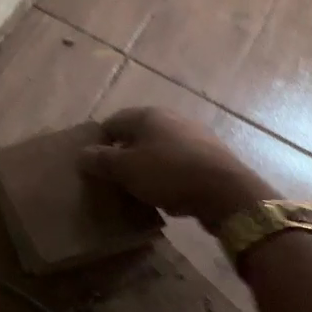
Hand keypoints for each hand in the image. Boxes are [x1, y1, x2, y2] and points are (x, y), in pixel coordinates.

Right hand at [79, 107, 277, 230]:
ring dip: (151, 167)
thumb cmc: (168, 174)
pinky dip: (173, 177)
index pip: (112, 123)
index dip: (100, 143)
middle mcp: (172, 119)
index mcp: (147, 115)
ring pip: (162, 150)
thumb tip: (81, 154)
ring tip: (144, 190)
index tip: (96, 165)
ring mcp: (197, 137)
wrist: (230, 195)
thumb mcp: (124, 169)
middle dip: (126, 155)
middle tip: (118, 178)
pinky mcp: (216, 158)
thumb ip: (99, 160)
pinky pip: (183, 164)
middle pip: (138, 136)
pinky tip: (172, 196)